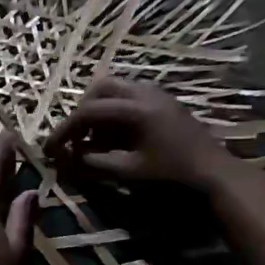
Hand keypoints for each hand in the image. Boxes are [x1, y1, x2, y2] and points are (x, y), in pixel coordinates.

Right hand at [44, 78, 248, 191]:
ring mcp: (157, 94)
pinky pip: (130, 97)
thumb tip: (66, 159)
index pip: (88, 111)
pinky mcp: (164, 101)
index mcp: (136, 108)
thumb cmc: (172, 175)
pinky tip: (116, 137)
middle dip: (81, 113)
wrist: (215, 173)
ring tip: (94, 140)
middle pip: (100, 90)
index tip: (50, 149)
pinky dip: (115, 112)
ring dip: (99, 111)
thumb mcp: (129, 172)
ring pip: (116, 90)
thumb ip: (94, 163)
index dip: (64, 130)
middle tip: (74, 139)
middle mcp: (145, 92)